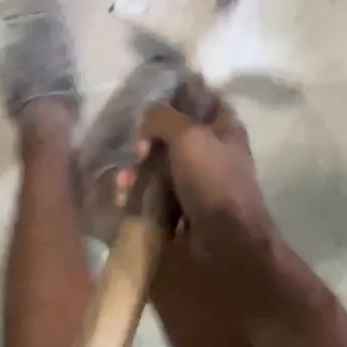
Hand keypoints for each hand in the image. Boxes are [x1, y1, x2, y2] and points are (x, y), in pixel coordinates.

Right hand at [120, 91, 339, 330]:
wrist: (224, 250)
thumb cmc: (214, 184)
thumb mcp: (189, 135)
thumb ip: (162, 118)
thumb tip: (143, 130)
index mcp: (225, 133)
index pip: (204, 102)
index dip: (181, 96)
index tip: (152, 97)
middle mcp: (211, 158)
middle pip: (172, 138)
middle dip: (148, 140)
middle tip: (136, 148)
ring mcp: (194, 190)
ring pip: (156, 169)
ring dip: (136, 172)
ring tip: (125, 182)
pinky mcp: (176, 217)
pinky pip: (148, 200)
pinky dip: (133, 199)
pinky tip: (122, 199)